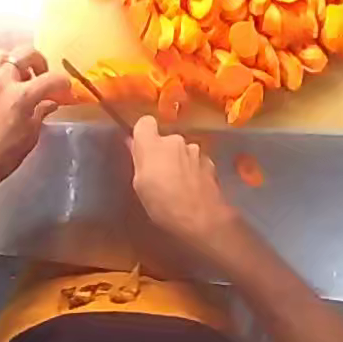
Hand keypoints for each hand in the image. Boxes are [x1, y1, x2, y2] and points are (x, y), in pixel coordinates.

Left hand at [0, 46, 71, 205]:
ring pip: (4, 54)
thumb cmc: (4, 155)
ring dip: (16, 61)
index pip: (51, 78)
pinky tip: (4, 87)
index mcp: (21, 96)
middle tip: (43, 77)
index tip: (65, 90)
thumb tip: (50, 102)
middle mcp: (2, 81)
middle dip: (40, 63)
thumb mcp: (30, 135)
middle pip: (26, 53)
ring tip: (21, 77)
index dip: (63, 83)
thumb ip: (41, 112)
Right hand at [127, 115, 243, 254]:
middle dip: (160, 152)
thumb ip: (138, 159)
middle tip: (157, 175)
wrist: (202, 218)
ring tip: (176, 185)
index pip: (145, 122)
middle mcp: (176, 140)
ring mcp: (196, 150)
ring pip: (181, 151)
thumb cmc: (162, 203)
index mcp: (153, 144)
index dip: (142, 134)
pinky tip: (190, 188)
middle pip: (164, 139)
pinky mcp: (210, 163)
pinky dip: (191, 170)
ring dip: (177, 161)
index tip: (140, 150)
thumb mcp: (140, 184)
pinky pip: (194, 161)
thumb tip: (132, 143)